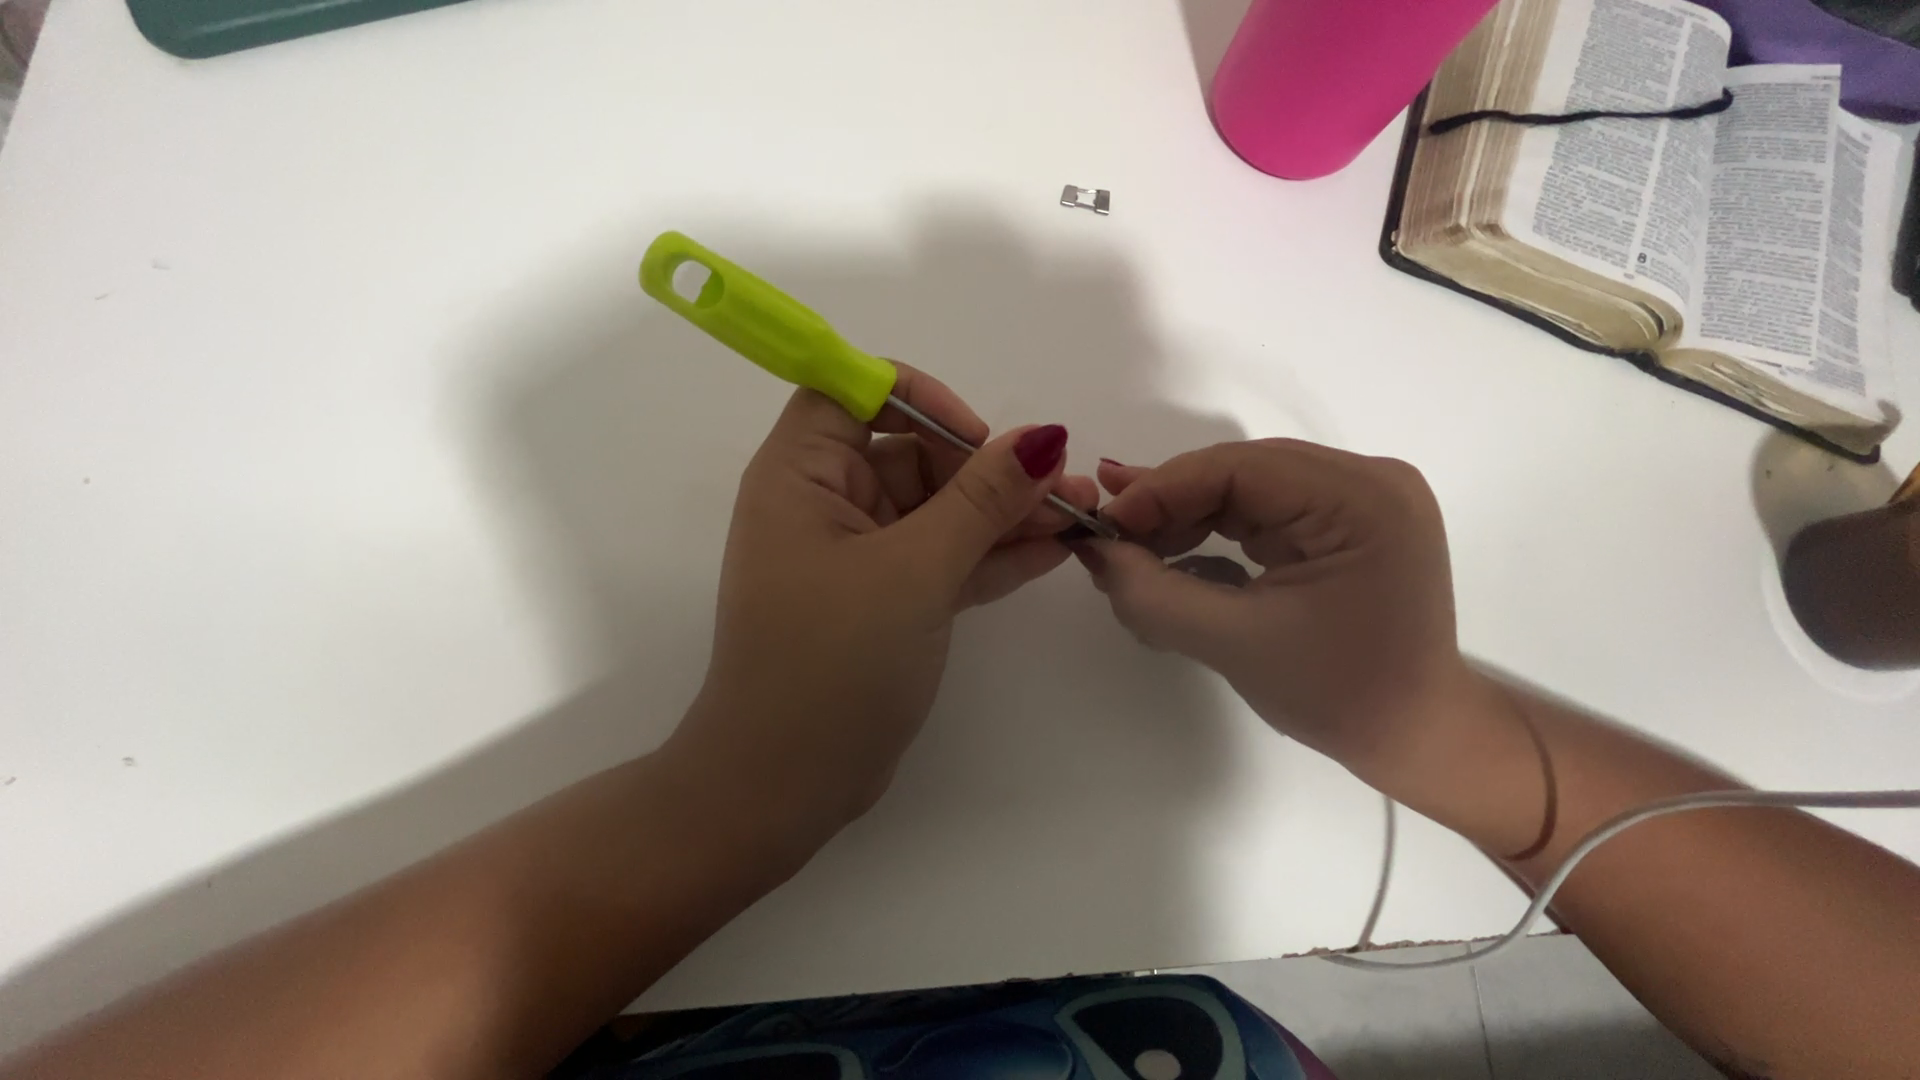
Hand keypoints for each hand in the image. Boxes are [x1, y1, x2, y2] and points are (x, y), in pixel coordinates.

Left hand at [669, 364, 1096, 849]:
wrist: (787, 784)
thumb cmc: (831, 662)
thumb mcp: (913, 571)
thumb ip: (981, 501)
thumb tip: (1044, 436)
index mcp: (802, 476)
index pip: (853, 393)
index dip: (917, 399)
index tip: (973, 436)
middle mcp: (826, 504)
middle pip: (914, 454)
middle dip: (989, 468)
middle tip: (1065, 490)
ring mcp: (860, 556)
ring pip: (939, 510)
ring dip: (1005, 513)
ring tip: (1081, 517)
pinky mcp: (888, 600)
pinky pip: (945, 559)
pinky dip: (992, 555)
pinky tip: (1054, 550)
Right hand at [1075, 439, 1474, 780]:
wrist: (1416, 737)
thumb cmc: (1338, 695)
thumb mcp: (1233, 642)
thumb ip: (1152, 592)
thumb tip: (1091, 549)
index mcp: (1361, 499)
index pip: (1238, 468)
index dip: (1161, 490)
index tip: (1103, 527)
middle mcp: (1367, 482)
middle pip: (1240, 471)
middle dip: (1168, 502)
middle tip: (1105, 534)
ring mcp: (1357, 501)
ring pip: (1244, 488)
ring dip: (1184, 516)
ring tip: (1127, 545)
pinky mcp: (1341, 524)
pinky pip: (1260, 511)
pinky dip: (1211, 530)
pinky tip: (1169, 550)